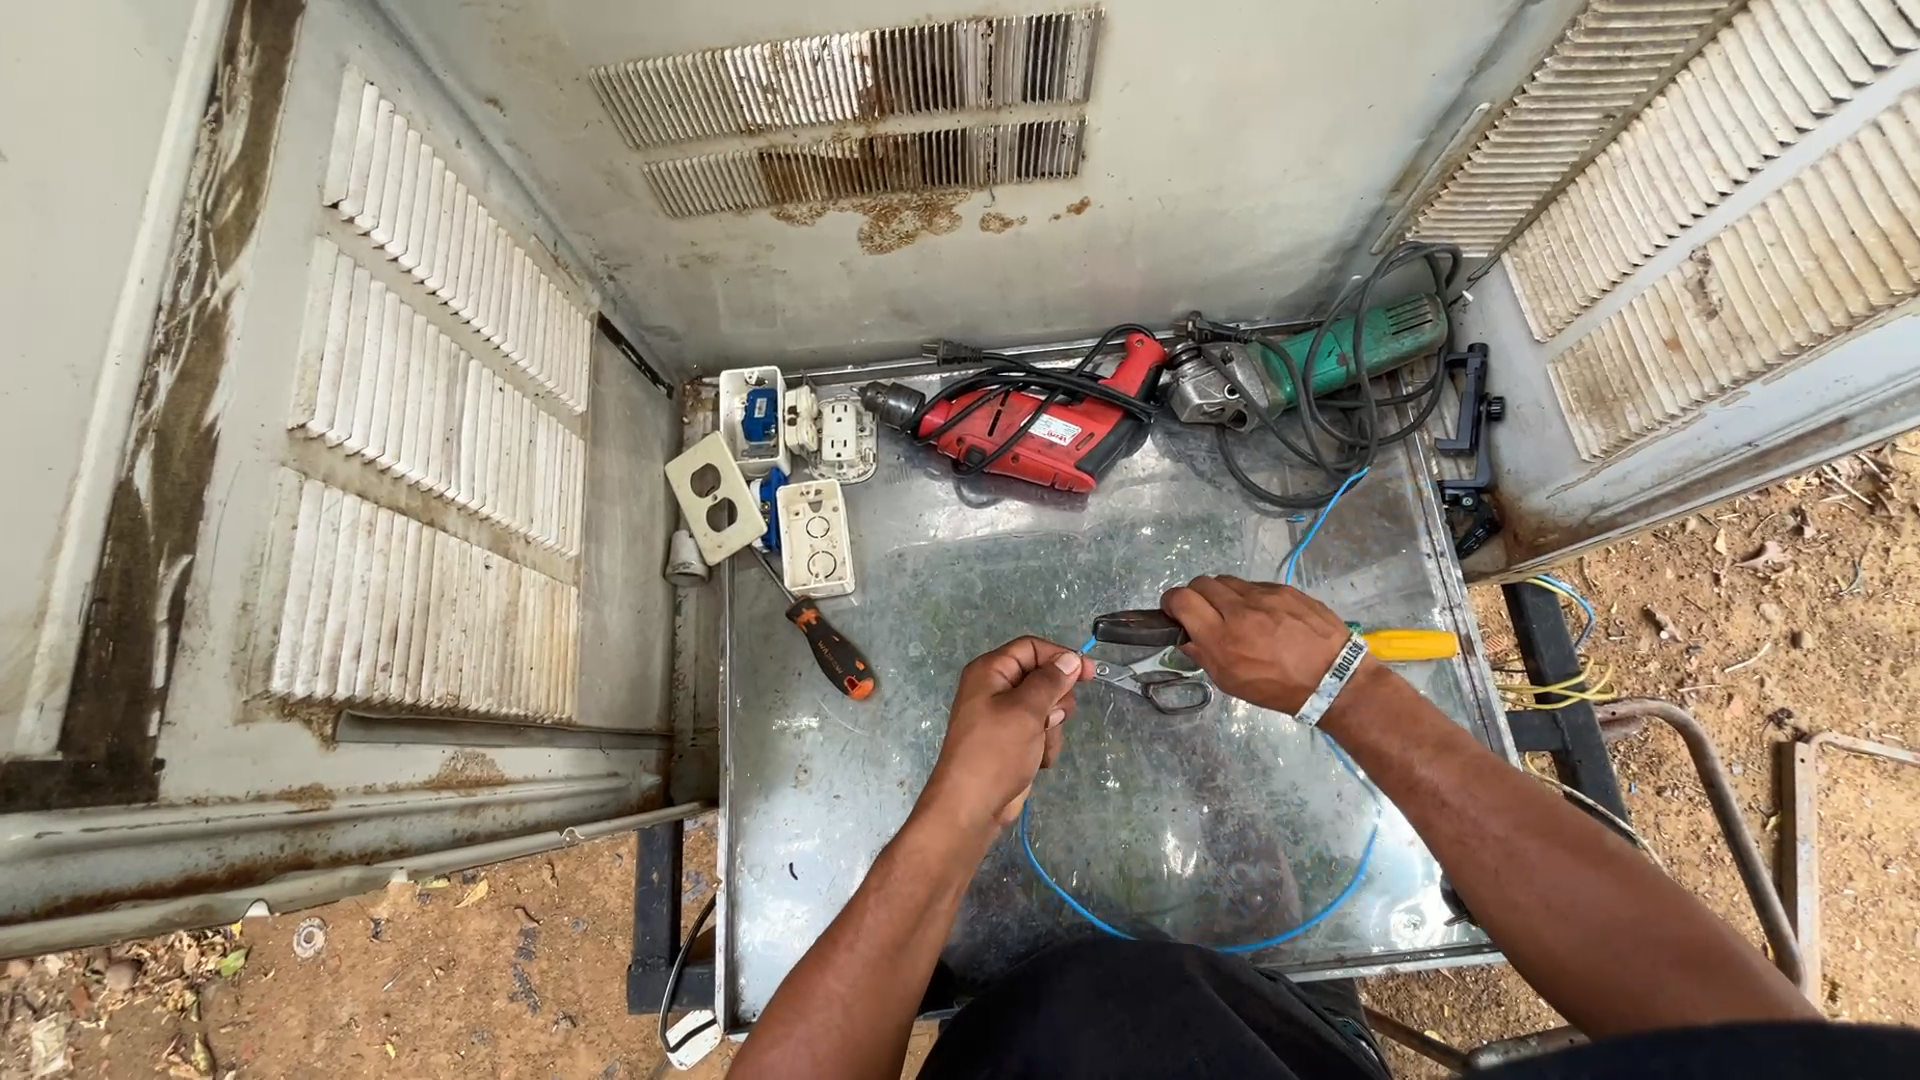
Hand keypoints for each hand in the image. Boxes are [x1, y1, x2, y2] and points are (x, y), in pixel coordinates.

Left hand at [917, 637, 1092, 832]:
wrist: (972, 805)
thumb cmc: (995, 751)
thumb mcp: (1026, 710)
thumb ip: (1050, 681)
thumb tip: (1070, 659)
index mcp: (990, 671)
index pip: (1031, 648)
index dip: (1060, 657)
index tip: (1089, 673)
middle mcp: (995, 688)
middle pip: (1042, 678)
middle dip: (1055, 700)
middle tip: (1051, 718)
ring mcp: (1003, 715)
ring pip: (1046, 707)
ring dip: (1051, 727)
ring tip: (1038, 744)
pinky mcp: (1012, 739)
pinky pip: (1040, 731)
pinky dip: (1044, 744)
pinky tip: (1036, 760)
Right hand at [1160, 575, 1385, 714]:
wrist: (1334, 679)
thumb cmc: (1277, 688)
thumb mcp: (1231, 682)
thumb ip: (1203, 656)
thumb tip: (1187, 637)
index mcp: (1221, 638)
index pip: (1181, 599)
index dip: (1171, 602)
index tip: (1175, 612)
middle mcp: (1239, 610)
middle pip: (1200, 584)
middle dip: (1196, 596)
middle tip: (1205, 613)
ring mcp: (1264, 596)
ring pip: (1226, 581)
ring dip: (1222, 594)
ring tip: (1235, 613)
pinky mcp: (1285, 589)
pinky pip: (1254, 585)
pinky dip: (1249, 597)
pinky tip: (1263, 615)